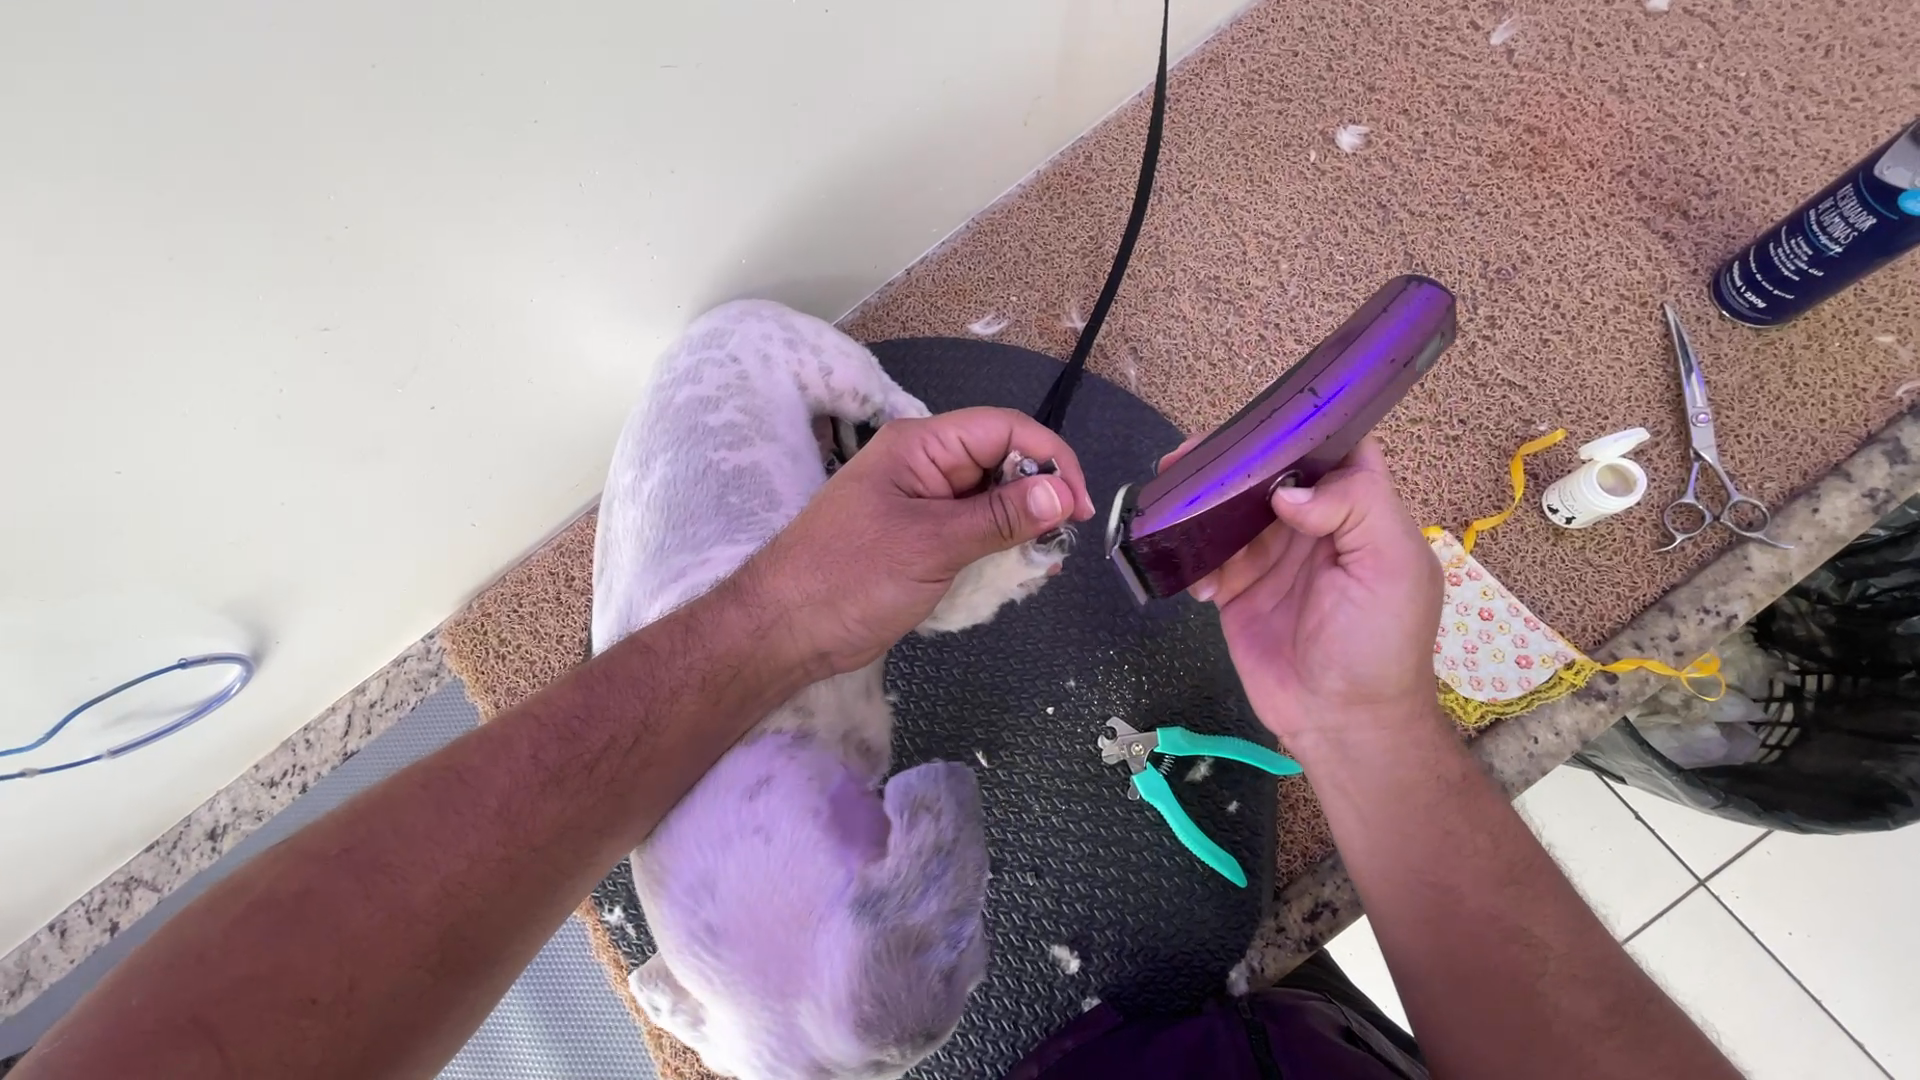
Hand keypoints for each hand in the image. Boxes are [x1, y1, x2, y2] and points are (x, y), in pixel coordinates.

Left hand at [745, 406, 1094, 676]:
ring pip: (991, 501)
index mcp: (921, 446)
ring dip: (1022, 527)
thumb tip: (1061, 494)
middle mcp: (925, 467)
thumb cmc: (850, 578)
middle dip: (1038, 496)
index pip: (1003, 430)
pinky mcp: (921, 541)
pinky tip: (1019, 572)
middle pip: (1001, 463)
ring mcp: (923, 505)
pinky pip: (973, 533)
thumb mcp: (931, 544)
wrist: (785, 631)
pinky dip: (999, 549)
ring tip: (1046, 562)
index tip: (1078, 506)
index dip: (1050, 459)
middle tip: (1064, 540)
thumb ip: (999, 518)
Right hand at [1164, 436, 1442, 743]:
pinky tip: (1196, 576)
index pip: (1333, 452)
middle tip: (1187, 457)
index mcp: (1358, 513)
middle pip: (1267, 476)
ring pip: (1230, 512)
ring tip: (1169, 500)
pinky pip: (1207, 559)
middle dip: (1230, 462)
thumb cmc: (1377, 643)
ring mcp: (1270, 558)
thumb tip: (1283, 492)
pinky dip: (1194, 559)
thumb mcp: (1391, 567)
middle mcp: (1312, 527)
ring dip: (1201, 505)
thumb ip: (1355, 508)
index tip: (1260, 417)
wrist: (1338, 721)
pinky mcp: (1237, 590)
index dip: (1302, 428)